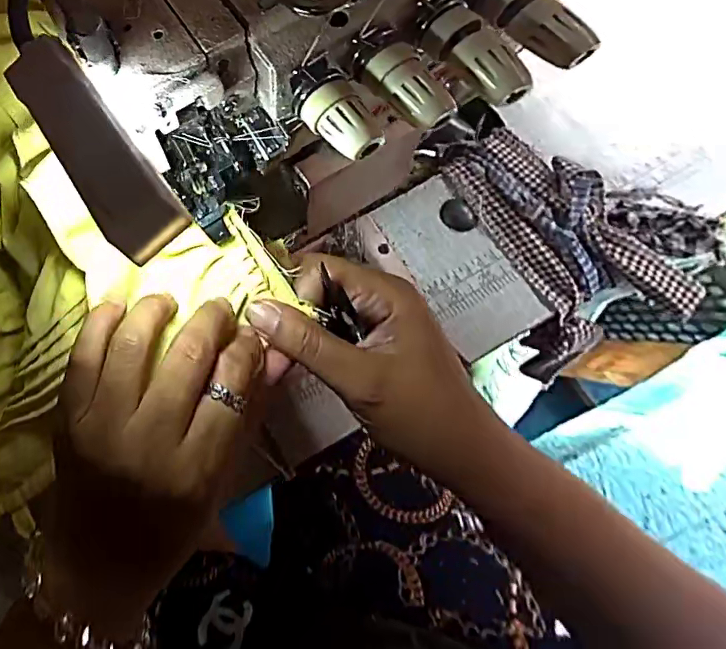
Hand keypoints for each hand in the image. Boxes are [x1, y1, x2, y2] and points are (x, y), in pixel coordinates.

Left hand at [42, 295, 269, 638]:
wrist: (95, 567)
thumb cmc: (169, 529)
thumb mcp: (220, 482)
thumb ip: (248, 415)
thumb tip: (274, 352)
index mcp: (193, 471)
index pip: (229, 387)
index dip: (244, 348)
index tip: (248, 333)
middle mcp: (147, 445)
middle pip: (186, 358)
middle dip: (211, 320)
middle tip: (219, 309)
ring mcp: (100, 428)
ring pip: (131, 344)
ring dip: (155, 309)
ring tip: (169, 301)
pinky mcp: (67, 418)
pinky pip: (83, 354)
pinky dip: (102, 320)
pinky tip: (120, 307)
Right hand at [245, 254, 503, 485]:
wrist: (467, 457)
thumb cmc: (420, 416)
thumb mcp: (358, 380)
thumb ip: (308, 343)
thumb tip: (258, 310)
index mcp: (386, 292)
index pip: (322, 268)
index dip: (294, 293)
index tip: (274, 330)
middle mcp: (383, 295)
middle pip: (321, 286)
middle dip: (292, 314)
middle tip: (270, 350)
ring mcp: (382, 318)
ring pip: (327, 309)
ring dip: (302, 332)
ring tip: (282, 361)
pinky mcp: (378, 340)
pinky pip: (338, 328)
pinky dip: (317, 344)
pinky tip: (303, 364)